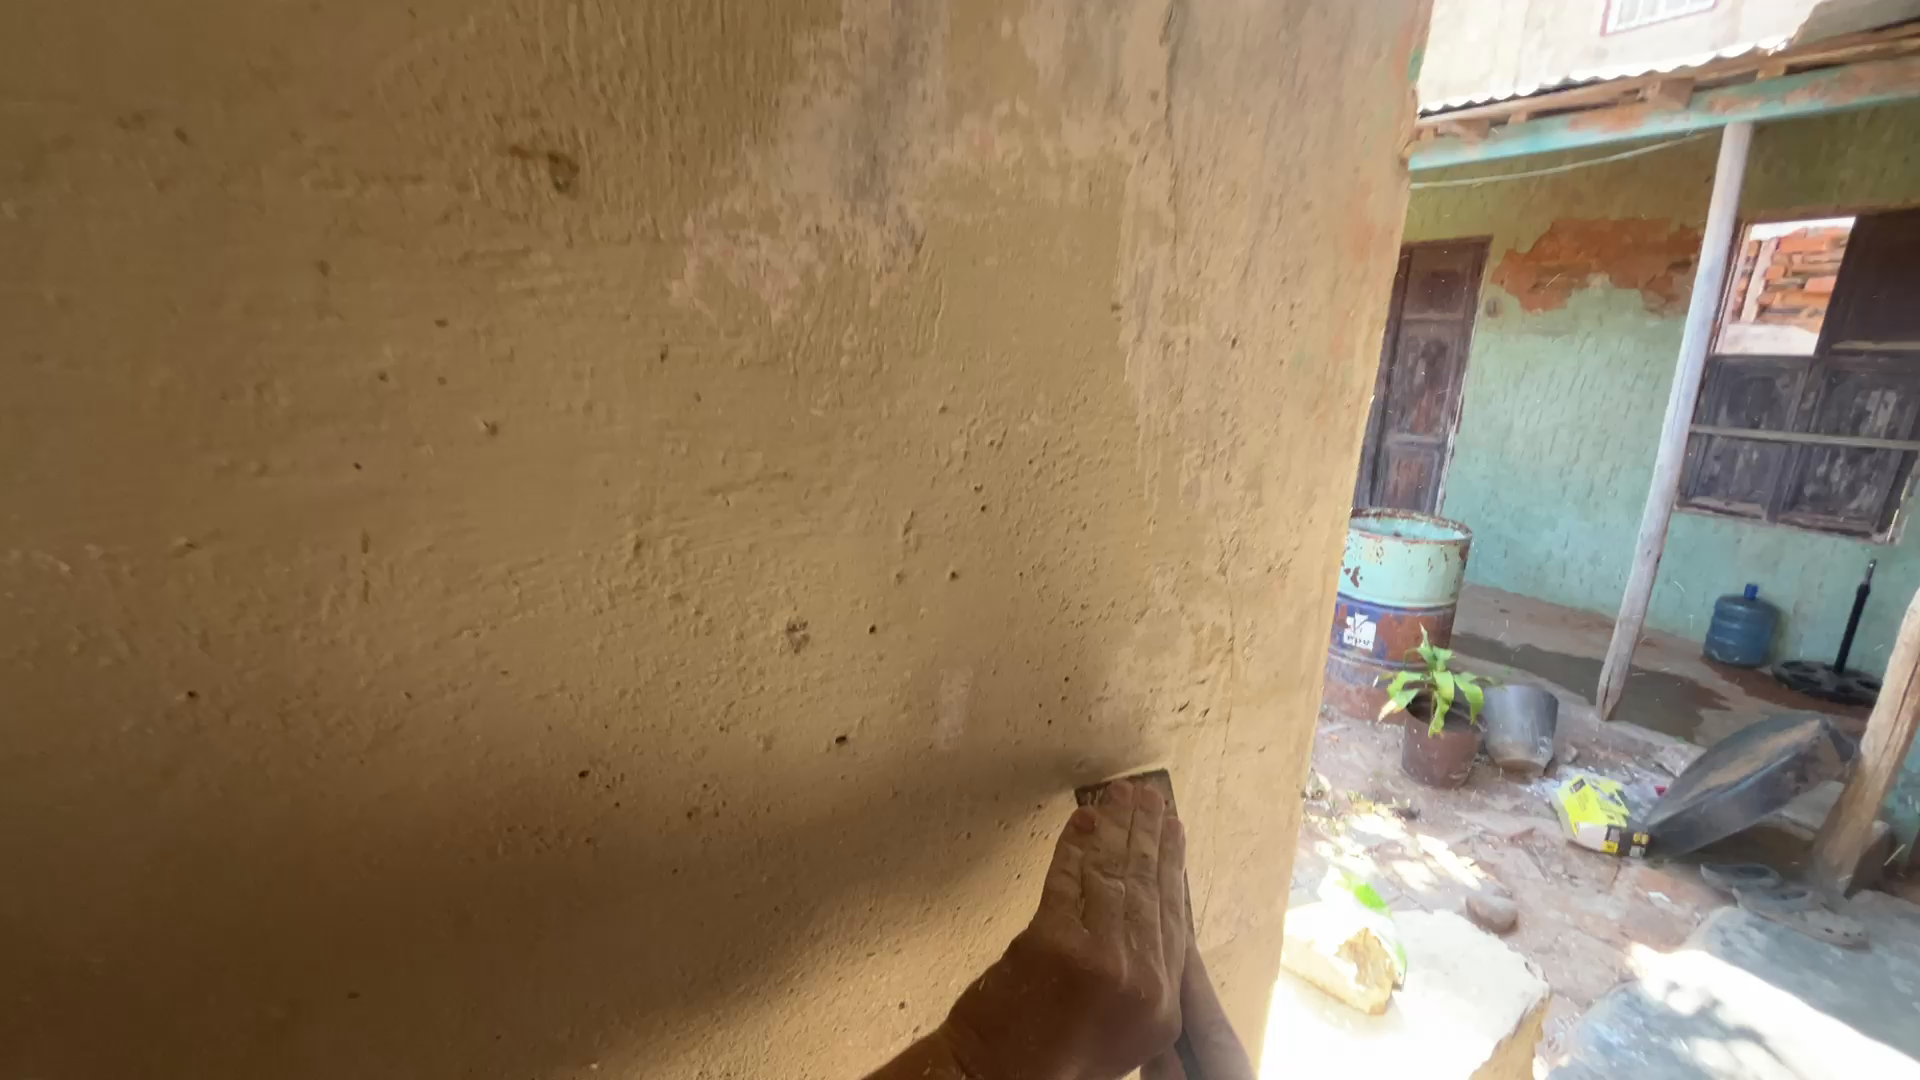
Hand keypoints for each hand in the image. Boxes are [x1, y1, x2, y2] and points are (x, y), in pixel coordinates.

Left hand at [936, 780, 1188, 1079]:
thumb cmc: (1056, 1053)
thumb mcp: (1122, 1024)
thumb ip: (1139, 968)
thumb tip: (1145, 896)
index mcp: (1163, 1005)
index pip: (1174, 916)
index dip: (1173, 864)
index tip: (1173, 826)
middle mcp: (1141, 981)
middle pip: (1147, 887)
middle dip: (1147, 833)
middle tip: (1149, 793)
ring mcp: (1101, 960)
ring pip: (1113, 875)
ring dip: (1115, 826)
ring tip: (1119, 792)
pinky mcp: (1056, 942)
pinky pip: (1070, 878)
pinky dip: (1075, 843)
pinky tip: (1083, 817)